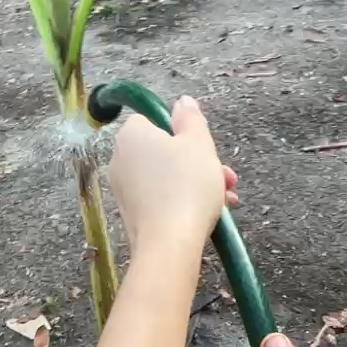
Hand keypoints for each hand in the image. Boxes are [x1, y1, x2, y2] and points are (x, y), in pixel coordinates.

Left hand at [107, 96, 237, 260]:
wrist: (170, 244)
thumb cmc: (186, 187)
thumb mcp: (198, 144)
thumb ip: (191, 118)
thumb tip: (182, 102)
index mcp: (131, 135)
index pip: (154, 121)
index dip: (181, 132)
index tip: (203, 147)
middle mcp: (120, 160)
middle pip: (164, 151)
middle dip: (198, 162)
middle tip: (224, 176)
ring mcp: (124, 191)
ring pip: (167, 178)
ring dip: (198, 184)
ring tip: (226, 198)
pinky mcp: (133, 216)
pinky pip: (162, 200)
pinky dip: (184, 203)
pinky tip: (212, 214)